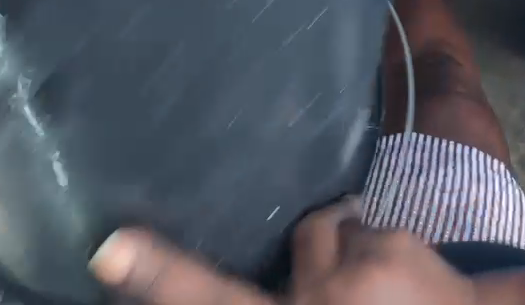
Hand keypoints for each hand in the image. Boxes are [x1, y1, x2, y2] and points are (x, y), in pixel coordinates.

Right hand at [92, 198, 478, 304]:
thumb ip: (292, 294)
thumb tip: (277, 278)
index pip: (213, 302)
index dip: (157, 277)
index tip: (111, 246)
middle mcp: (317, 301)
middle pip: (300, 244)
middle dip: (318, 259)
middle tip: (354, 293)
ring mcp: (355, 273)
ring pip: (335, 228)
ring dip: (354, 253)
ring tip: (388, 293)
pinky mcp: (394, 246)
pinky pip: (371, 227)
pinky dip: (385, 251)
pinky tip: (412, 286)